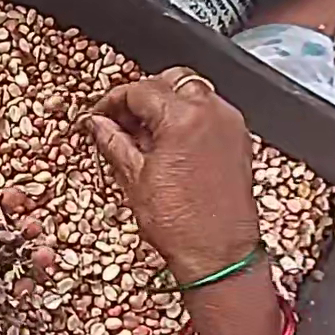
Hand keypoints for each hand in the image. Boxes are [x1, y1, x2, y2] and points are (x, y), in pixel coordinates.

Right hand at [84, 68, 259, 281]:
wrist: (218, 252)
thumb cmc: (179, 221)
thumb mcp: (133, 177)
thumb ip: (113, 140)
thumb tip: (97, 123)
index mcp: (184, 118)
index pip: (140, 90)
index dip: (112, 100)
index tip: (98, 115)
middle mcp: (213, 113)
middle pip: (170, 81)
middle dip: (140, 96)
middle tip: (117, 119)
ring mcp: (230, 125)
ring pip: (192, 91)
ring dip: (164, 104)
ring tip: (140, 133)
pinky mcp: (238, 139)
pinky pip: (208, 111)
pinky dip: (184, 116)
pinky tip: (164, 143)